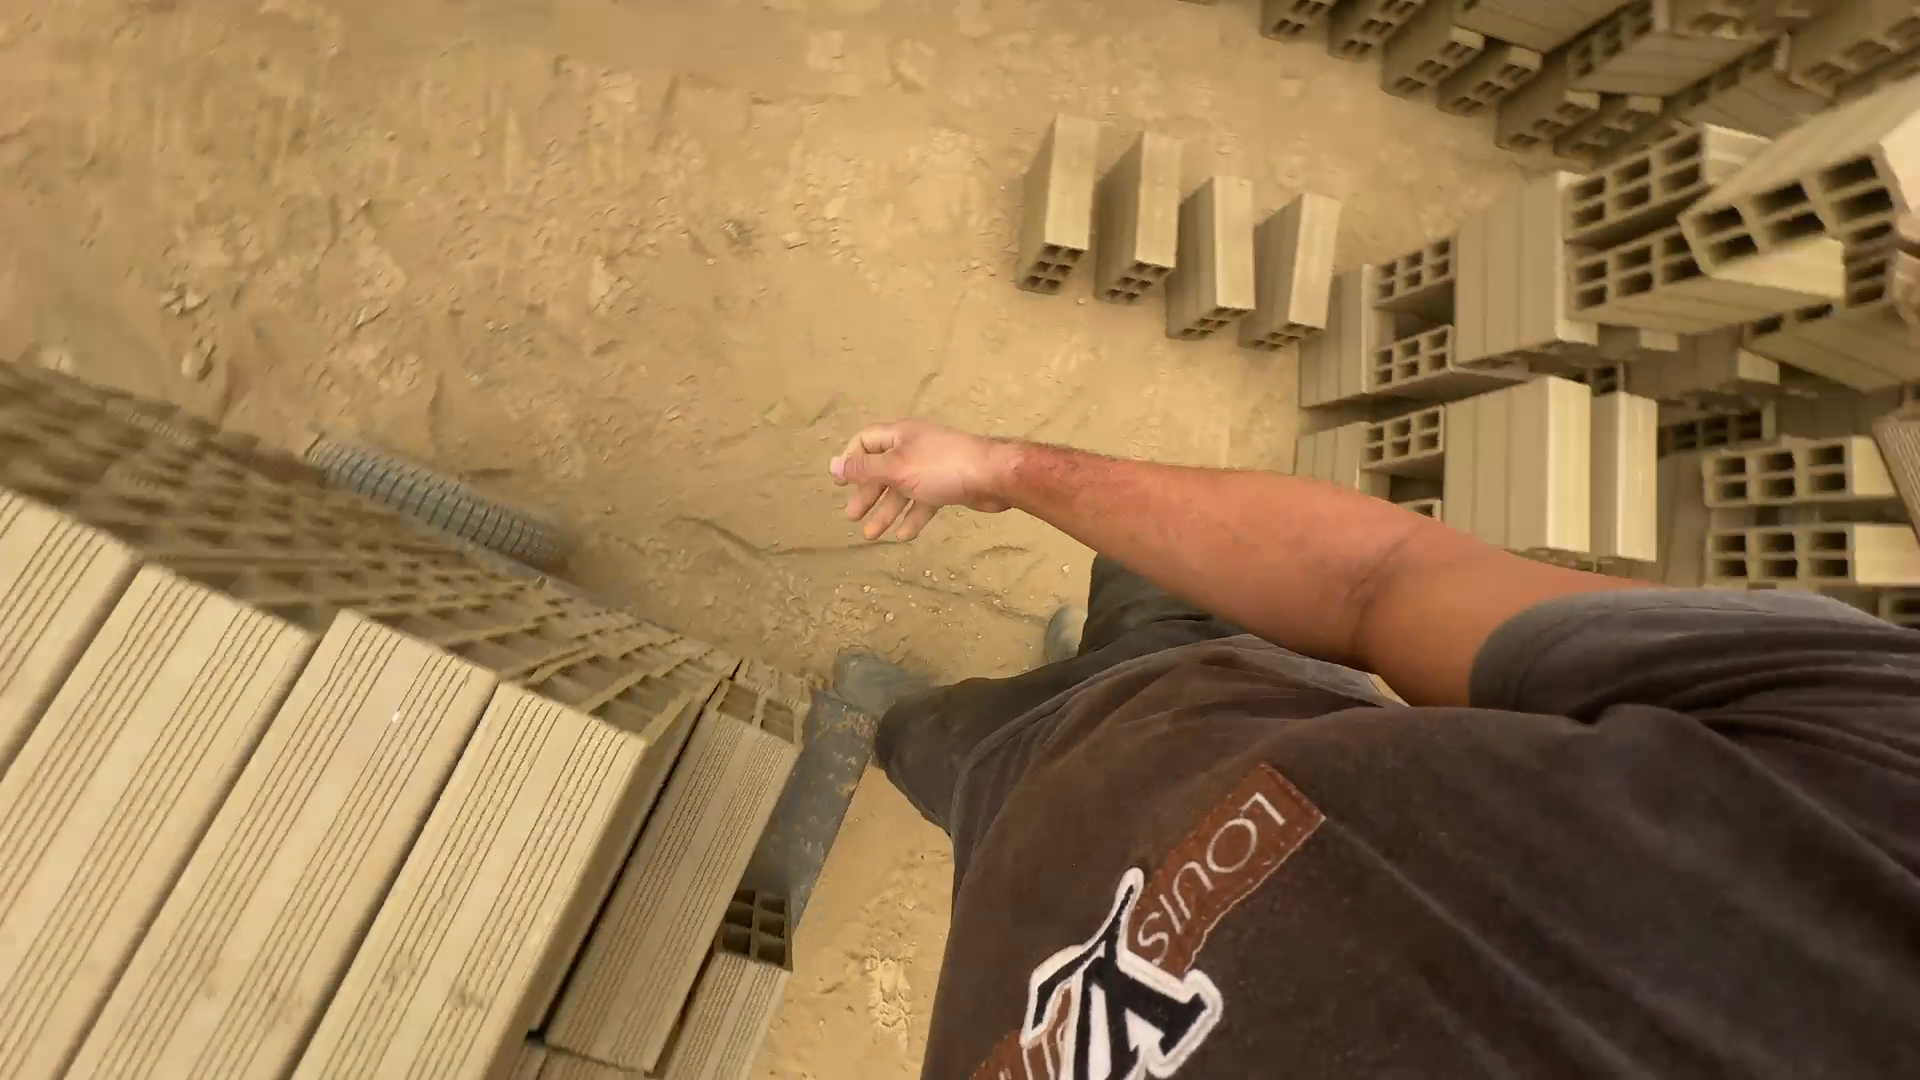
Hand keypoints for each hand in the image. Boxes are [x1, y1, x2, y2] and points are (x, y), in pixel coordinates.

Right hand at [829, 420, 1014, 540]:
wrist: (992, 476)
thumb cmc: (941, 467)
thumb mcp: (896, 468)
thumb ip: (864, 469)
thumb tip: (833, 465)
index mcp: (900, 435)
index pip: (865, 442)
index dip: (850, 460)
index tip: (839, 484)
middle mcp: (914, 448)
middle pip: (882, 470)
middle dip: (866, 493)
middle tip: (852, 516)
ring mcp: (931, 468)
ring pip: (902, 490)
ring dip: (886, 511)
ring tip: (872, 535)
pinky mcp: (947, 485)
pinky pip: (923, 501)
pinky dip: (912, 516)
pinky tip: (904, 535)